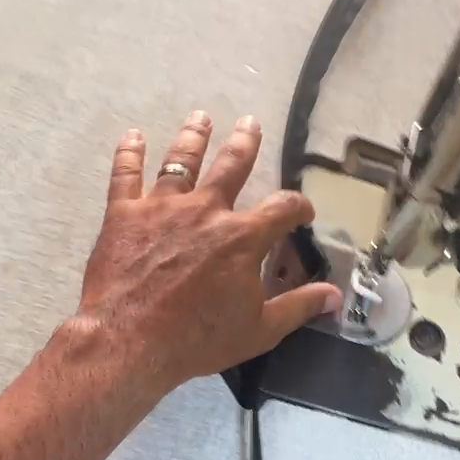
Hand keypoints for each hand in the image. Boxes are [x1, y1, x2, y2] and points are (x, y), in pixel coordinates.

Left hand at [73, 111, 341, 391]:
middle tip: (250, 124)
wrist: (131, 341)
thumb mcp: (260, 330)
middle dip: (245, 143)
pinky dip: (129, 152)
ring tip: (201, 118)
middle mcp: (206, 210)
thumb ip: (299, 307)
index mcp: (242, 237)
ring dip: (193, 137)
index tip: (303, 210)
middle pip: (231, 166)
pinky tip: (133, 136)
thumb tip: (335, 296)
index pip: (282, 208)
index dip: (298, 206)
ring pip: (181, 161)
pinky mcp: (124, 214)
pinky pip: (126, 174)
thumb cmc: (199, 339)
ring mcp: (162, 208)